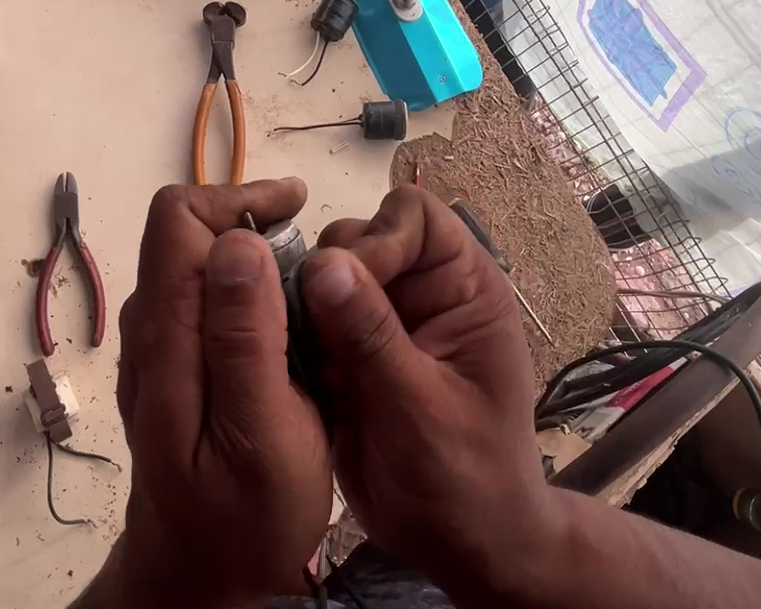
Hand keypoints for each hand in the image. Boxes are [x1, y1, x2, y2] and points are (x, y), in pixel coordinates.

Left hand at [93, 179, 330, 607]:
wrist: (200, 579)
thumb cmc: (243, 517)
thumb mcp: (261, 431)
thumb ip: (246, 335)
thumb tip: (238, 242)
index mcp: (168, 335)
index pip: (179, 217)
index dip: (239, 197)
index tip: (298, 207)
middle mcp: (152, 327)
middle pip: (189, 231)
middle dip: (254, 222)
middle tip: (317, 256)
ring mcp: (161, 344)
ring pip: (202, 261)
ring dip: (257, 255)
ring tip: (312, 287)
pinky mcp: (178, 361)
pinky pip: (211, 295)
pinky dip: (252, 287)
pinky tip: (291, 323)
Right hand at [301, 186, 557, 601]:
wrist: (458, 545)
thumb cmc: (466, 478)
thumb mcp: (422, 409)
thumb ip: (373, 337)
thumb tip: (323, 263)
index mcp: (461, 286)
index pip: (415, 216)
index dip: (378, 237)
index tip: (343, 283)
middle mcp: (420, 290)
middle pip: (359, 237)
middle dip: (330, 277)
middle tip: (312, 330)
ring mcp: (382, 320)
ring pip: (324, 277)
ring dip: (305, 310)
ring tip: (305, 358)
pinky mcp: (348, 350)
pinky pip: (307, 319)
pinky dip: (294, 339)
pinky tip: (299, 378)